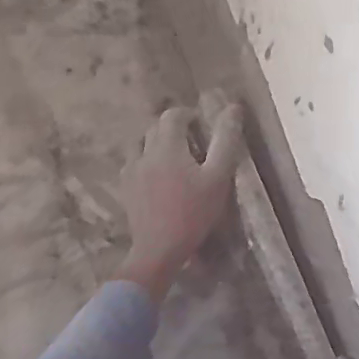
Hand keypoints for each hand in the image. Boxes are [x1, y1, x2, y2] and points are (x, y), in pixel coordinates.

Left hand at [114, 103, 246, 301]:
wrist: (158, 250)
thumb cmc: (192, 215)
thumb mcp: (217, 178)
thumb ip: (226, 141)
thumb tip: (233, 108)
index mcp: (166, 146)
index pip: (174, 115)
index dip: (189, 116)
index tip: (202, 128)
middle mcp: (143, 154)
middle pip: (155, 129)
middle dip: (173, 130)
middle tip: (192, 146)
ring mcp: (130, 173)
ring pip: (140, 146)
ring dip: (155, 145)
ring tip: (173, 161)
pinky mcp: (125, 191)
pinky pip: (132, 166)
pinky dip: (145, 164)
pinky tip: (156, 179)